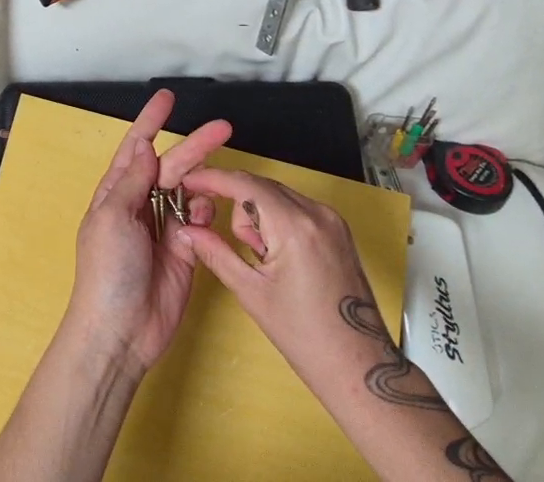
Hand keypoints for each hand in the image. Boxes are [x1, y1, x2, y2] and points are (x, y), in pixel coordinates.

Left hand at [60, 89, 231, 375]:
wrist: (121, 332)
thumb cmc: (107, 271)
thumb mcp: (112, 219)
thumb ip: (131, 182)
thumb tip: (145, 148)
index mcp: (116, 193)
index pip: (136, 148)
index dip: (151, 121)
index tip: (168, 97)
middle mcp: (140, 204)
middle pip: (171, 165)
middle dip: (195, 146)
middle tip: (224, 128)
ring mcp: (164, 227)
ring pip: (189, 190)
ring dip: (202, 182)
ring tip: (210, 187)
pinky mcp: (186, 250)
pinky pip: (201, 220)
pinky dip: (206, 212)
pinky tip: (206, 215)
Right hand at [180, 168, 498, 481]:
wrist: (358, 365)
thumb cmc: (303, 335)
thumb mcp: (251, 292)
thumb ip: (215, 253)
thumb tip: (186, 230)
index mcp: (294, 226)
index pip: (245, 184)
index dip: (212, 178)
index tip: (188, 182)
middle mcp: (317, 212)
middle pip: (261, 187)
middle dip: (240, 209)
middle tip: (244, 252)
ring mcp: (332, 219)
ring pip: (278, 196)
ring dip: (261, 217)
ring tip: (266, 263)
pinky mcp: (339, 230)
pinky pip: (296, 208)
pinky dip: (279, 222)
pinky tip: (281, 258)